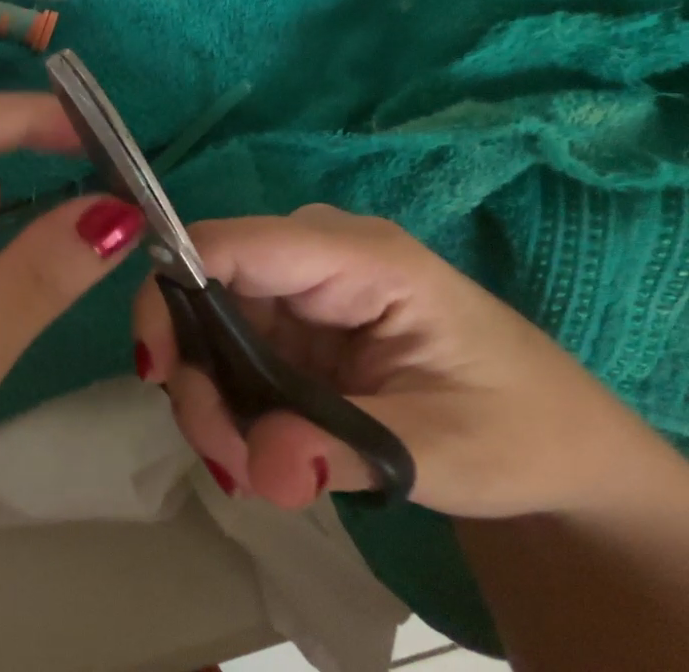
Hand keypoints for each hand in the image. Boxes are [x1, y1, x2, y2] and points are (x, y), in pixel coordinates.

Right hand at [133, 205, 667, 518]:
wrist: (553, 449)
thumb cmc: (522, 435)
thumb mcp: (448, 455)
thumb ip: (348, 454)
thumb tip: (258, 465)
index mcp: (361, 259)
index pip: (225, 246)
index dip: (170, 294)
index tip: (158, 375)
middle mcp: (310, 257)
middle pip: (196, 287)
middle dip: (190, 370)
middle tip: (225, 455)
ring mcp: (289, 288)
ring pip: (195, 322)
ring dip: (201, 394)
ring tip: (248, 465)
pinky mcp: (276, 320)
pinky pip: (212, 345)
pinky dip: (215, 398)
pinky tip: (251, 445)